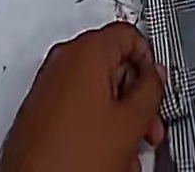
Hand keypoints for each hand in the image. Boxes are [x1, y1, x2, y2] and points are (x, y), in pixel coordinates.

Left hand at [0, 21, 164, 171]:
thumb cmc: (70, 160)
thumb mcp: (129, 123)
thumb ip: (150, 91)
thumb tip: (155, 76)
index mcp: (86, 51)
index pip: (129, 35)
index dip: (148, 62)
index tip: (155, 88)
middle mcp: (63, 59)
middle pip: (113, 63)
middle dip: (134, 96)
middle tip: (146, 126)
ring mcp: (48, 84)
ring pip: (96, 88)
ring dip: (117, 115)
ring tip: (125, 150)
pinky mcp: (39, 109)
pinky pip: (76, 104)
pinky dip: (93, 122)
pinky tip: (103, 153)